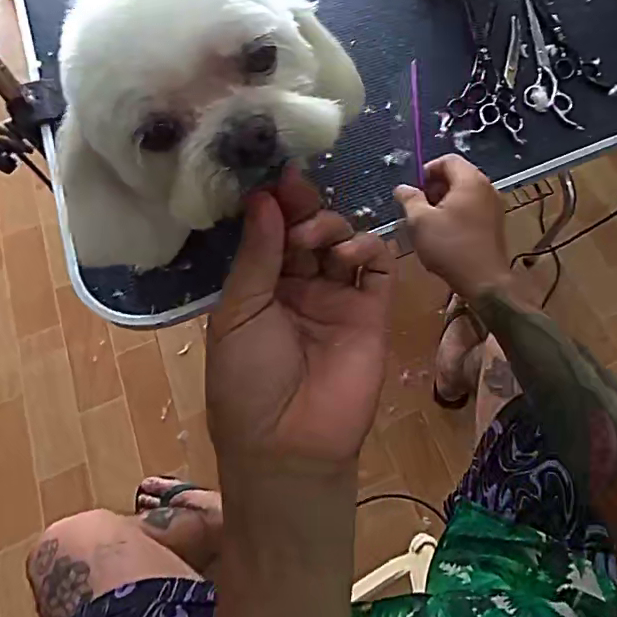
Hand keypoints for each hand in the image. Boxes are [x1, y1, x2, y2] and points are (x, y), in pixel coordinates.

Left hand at [205, 167, 393, 470]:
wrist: (292, 442)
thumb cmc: (249, 381)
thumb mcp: (238, 315)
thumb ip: (258, 256)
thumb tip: (264, 198)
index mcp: (262, 288)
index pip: (272, 235)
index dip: (274, 205)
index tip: (273, 174)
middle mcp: (302, 287)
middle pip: (309, 231)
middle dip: (303, 206)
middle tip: (296, 190)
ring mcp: (340, 297)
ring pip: (344, 242)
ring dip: (331, 226)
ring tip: (315, 238)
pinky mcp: (374, 310)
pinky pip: (378, 267)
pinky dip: (367, 248)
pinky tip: (348, 254)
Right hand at [393, 155, 509, 298]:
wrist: (484, 281)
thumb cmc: (450, 247)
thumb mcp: (420, 221)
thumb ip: (409, 199)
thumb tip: (402, 188)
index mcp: (471, 180)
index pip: (448, 160)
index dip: (426, 171)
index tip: (414, 190)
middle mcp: (487, 188)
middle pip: (457, 176)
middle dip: (434, 188)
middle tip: (418, 208)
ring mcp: (495, 207)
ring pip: (465, 195)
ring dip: (444, 203)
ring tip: (428, 223)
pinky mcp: (496, 225)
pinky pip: (473, 209)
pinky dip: (457, 215)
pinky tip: (445, 234)